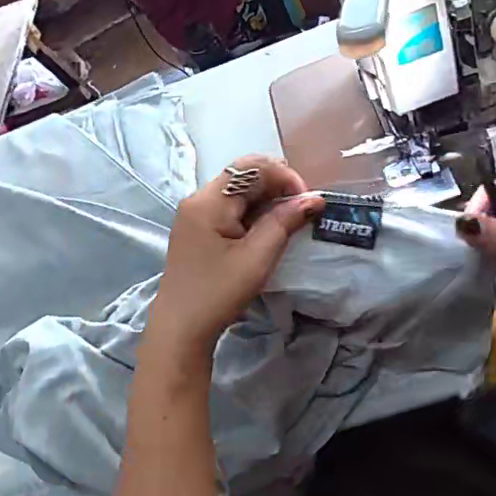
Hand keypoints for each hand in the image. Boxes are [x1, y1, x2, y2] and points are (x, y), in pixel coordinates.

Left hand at [148, 155, 324, 350]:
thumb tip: (314, 199)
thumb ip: (284, 222)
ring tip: (287, 222)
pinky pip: (229, 208)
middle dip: (276, 187)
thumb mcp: (257, 258)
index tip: (305, 202)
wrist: (181, 327)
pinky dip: (252, 213)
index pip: (251, 168)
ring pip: (237, 191)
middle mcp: (197, 200)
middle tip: (300, 211)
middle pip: (242, 176)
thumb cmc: (218, 293)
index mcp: (208, 202)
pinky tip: (266, 231)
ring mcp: (194, 214)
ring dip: (266, 200)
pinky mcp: (197, 230)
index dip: (284, 177)